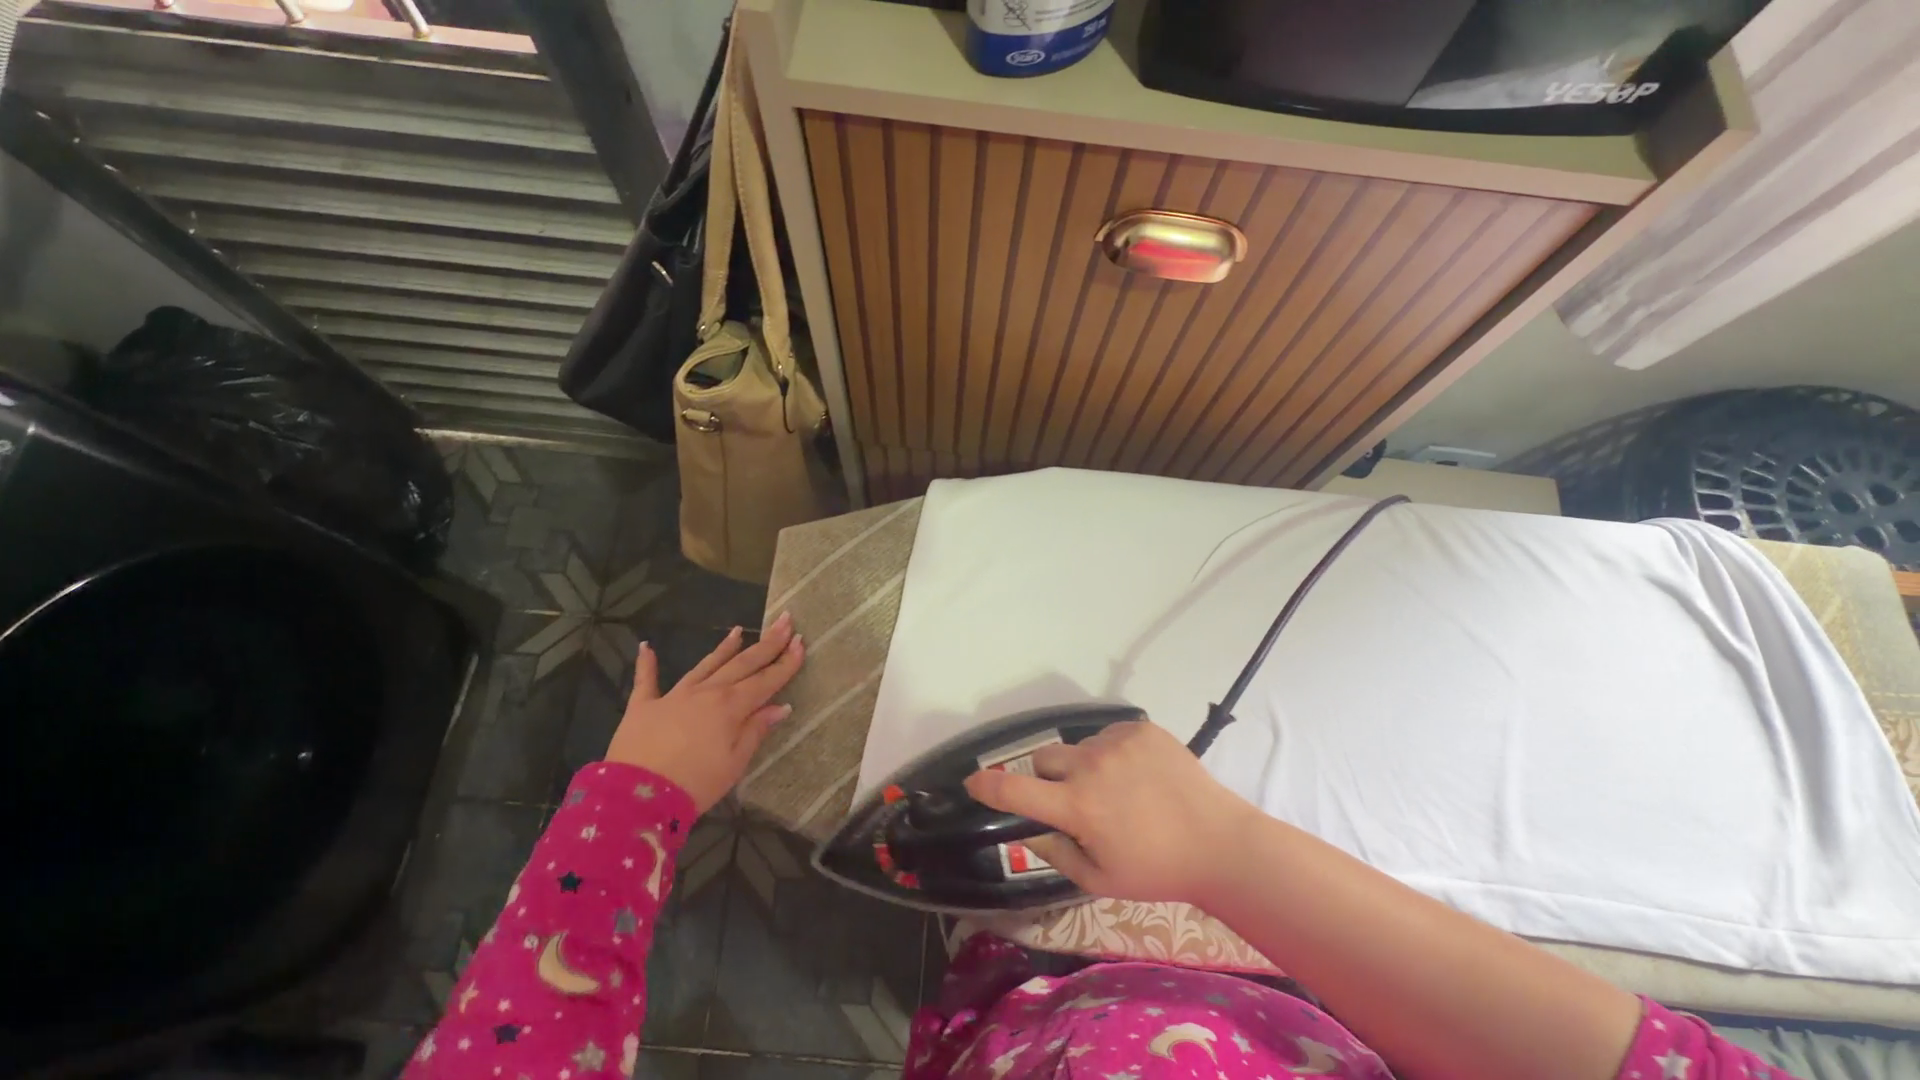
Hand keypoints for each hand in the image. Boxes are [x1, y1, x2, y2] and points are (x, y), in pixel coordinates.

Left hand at [604, 612, 804, 810]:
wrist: (635, 796)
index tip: (801, 641)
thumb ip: (755, 731)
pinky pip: (646, 680)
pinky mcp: (643, 706)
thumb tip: (780, 706)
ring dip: (723, 648)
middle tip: (784, 621)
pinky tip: (646, 646)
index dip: (785, 663)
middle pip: (741, 664)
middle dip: (766, 644)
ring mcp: (673, 696)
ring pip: (704, 666)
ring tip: (738, 630)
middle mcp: (705, 693)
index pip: (765, 681)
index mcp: (730, 707)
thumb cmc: (694, 784)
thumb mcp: (734, 763)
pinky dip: (646, 663)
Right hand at [963, 720, 1257, 904]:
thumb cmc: (1156, 870)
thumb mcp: (1097, 879)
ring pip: (1077, 747)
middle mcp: (1090, 766)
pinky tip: (1137, 776)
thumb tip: (1028, 829)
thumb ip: (1054, 852)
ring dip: (1081, 766)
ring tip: (1115, 790)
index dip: (987, 785)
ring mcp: (1117, 742)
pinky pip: (1108, 735)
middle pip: (1042, 758)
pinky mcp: (1141, 729)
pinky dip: (1111, 753)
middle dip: (1046, 779)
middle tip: (1070, 801)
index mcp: (1077, 806)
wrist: (1219, 843)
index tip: (971, 781)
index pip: (1014, 789)